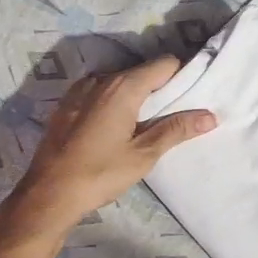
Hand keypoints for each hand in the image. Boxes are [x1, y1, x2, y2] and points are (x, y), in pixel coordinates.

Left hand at [6, 56, 216, 234]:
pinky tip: (116, 127)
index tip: (193, 95)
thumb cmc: (99, 173)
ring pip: (118, 82)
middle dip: (160, 88)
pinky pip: (99, 93)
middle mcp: (101, 79)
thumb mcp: (143, 154)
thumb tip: (209, 116)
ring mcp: (79, 90)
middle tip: (174, 114)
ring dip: (135, 96)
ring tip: (146, 124)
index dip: (182, 76)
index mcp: (123, 87)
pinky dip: (113, 102)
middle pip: (141, 71)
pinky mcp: (66, 104)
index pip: (165, 64)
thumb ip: (176, 130)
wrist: (48, 193)